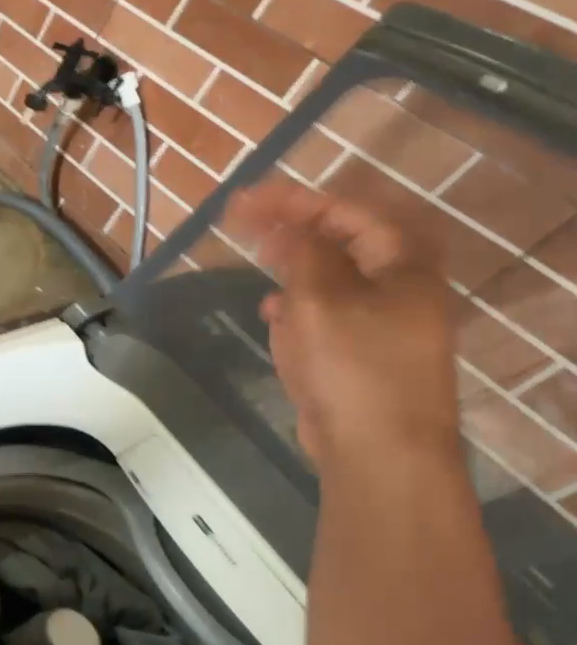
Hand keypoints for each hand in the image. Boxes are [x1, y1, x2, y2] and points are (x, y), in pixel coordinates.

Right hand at [228, 182, 458, 469]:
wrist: (377, 444)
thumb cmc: (352, 365)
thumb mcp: (320, 299)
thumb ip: (303, 253)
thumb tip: (284, 221)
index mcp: (402, 266)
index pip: (349, 213)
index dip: (296, 201)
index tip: (243, 200)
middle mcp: (399, 286)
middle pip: (345, 239)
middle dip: (293, 226)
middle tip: (242, 220)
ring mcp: (383, 319)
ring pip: (334, 273)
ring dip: (293, 260)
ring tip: (254, 258)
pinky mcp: (361, 349)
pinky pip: (327, 307)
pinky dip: (297, 299)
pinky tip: (271, 311)